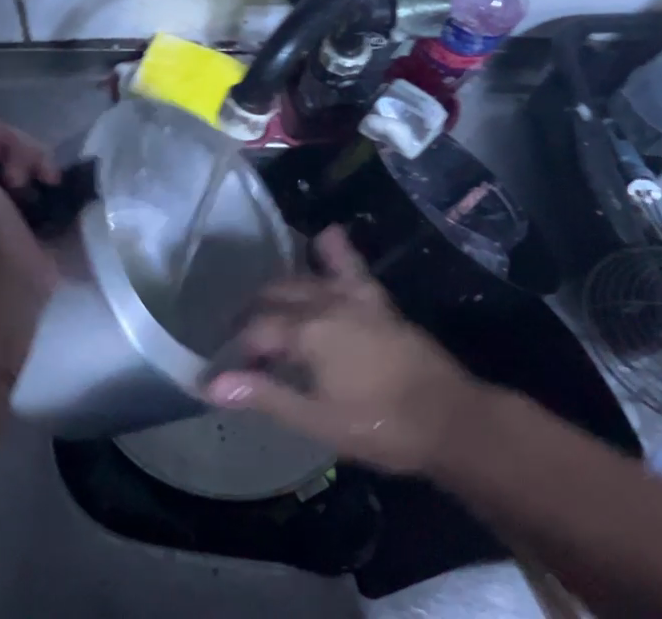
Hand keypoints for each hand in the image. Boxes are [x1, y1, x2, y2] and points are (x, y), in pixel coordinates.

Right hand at [206, 226, 482, 473]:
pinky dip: (336, 250)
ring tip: (264, 301)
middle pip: (274, 298)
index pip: (256, 331)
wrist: (453, 421)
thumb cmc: (380, 426)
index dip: (240, 350)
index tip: (232, 371)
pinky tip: (327, 235)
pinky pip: (351, 267)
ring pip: (305, 280)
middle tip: (242, 341)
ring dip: (280, 287)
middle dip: (253, 316)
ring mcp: (354, 299)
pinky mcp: (378, 303)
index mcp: (307, 332)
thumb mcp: (316, 419)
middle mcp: (325, 304)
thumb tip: (209, 384)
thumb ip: (263, 395)